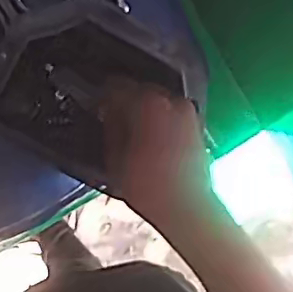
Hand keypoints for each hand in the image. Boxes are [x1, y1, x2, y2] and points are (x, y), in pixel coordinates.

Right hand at [99, 78, 216, 232]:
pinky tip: (149, 138)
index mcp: (148, 103)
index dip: (102, 94)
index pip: (117, 86)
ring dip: (143, 110)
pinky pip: (171, 114)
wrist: (186, 205)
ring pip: (158, 102)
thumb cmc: (148, 185)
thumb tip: (109, 113)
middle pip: (141, 90)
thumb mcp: (115, 158)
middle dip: (125, 101)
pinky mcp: (197, 126)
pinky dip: (159, 120)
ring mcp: (188, 113)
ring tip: (130, 129)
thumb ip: (111, 127)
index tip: (95, 104)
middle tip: (110, 116)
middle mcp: (172, 101)